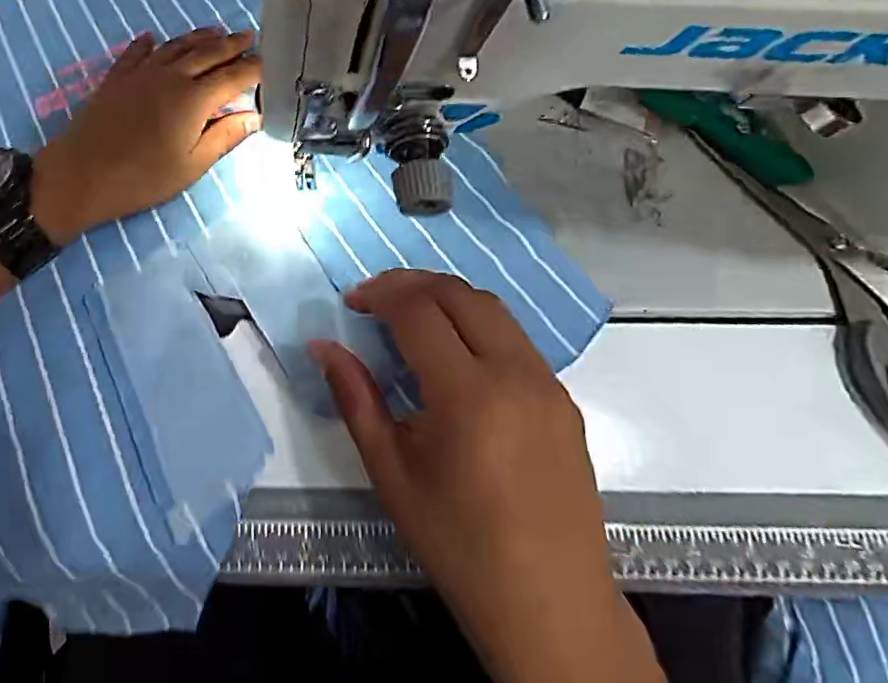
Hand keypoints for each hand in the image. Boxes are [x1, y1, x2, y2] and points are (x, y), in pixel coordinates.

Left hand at [33, 27, 260, 244]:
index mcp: (194, 99)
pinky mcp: (116, 79)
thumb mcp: (191, 166)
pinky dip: (149, 43)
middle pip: (207, 53)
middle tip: (249, 37)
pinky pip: (136, 52)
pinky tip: (152, 37)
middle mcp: (171, 76)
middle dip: (231, 45)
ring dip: (199, 37)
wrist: (79, 175)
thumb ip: (224, 137)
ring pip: (176, 46)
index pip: (232, 77)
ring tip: (216, 32)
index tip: (267, 63)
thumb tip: (253, 116)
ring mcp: (140, 74)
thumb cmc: (141, 178)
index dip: (252, 69)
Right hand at [312, 271, 660, 682]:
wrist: (550, 604)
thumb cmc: (458, 543)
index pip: (419, 311)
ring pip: (493, 308)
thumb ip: (354, 398)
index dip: (380, 294)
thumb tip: (322, 346)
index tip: (352, 302)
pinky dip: (478, 325)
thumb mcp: (391, 472)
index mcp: (468, 395)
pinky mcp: (564, 399)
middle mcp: (516, 374)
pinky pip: (516, 339)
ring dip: (447, 298)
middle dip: (411, 283)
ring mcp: (548, 384)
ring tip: (411, 317)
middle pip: (459, 294)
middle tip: (375, 299)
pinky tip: (456, 355)